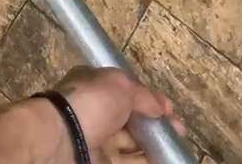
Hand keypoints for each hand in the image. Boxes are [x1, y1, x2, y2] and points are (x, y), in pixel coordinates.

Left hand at [51, 67, 183, 159]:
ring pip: (131, 143)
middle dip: (155, 124)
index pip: (122, 90)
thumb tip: (163, 105)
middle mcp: (95, 111)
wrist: (62, 140)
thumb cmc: (90, 103)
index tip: (168, 109)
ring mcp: (99, 140)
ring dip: (155, 145)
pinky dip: (148, 161)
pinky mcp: (102, 163)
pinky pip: (131, 162)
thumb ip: (142, 95)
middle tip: (178, 131)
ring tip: (178, 147)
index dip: (146, 97)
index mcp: (92, 85)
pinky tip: (168, 160)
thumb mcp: (119, 86)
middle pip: (129, 118)